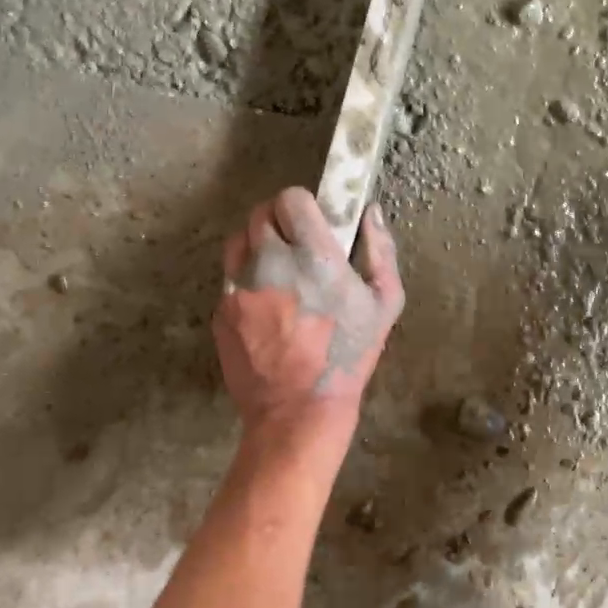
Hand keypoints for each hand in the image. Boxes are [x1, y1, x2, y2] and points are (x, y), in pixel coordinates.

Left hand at [217, 188, 403, 444]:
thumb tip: (371, 212)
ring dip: (258, 241)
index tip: (314, 218)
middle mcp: (271, 263)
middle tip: (298, 239)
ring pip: (238, 240)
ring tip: (279, 265)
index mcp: (314, 256)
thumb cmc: (350, 354)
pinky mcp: (221, 310)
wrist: (298, 409)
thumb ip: (381, 249)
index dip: (303, 203)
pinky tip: (268, 299)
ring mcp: (239, 287)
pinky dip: (247, 275)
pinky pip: (230, 275)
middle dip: (279, 218)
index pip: (291, 199)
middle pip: (259, 213)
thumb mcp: (386, 301)